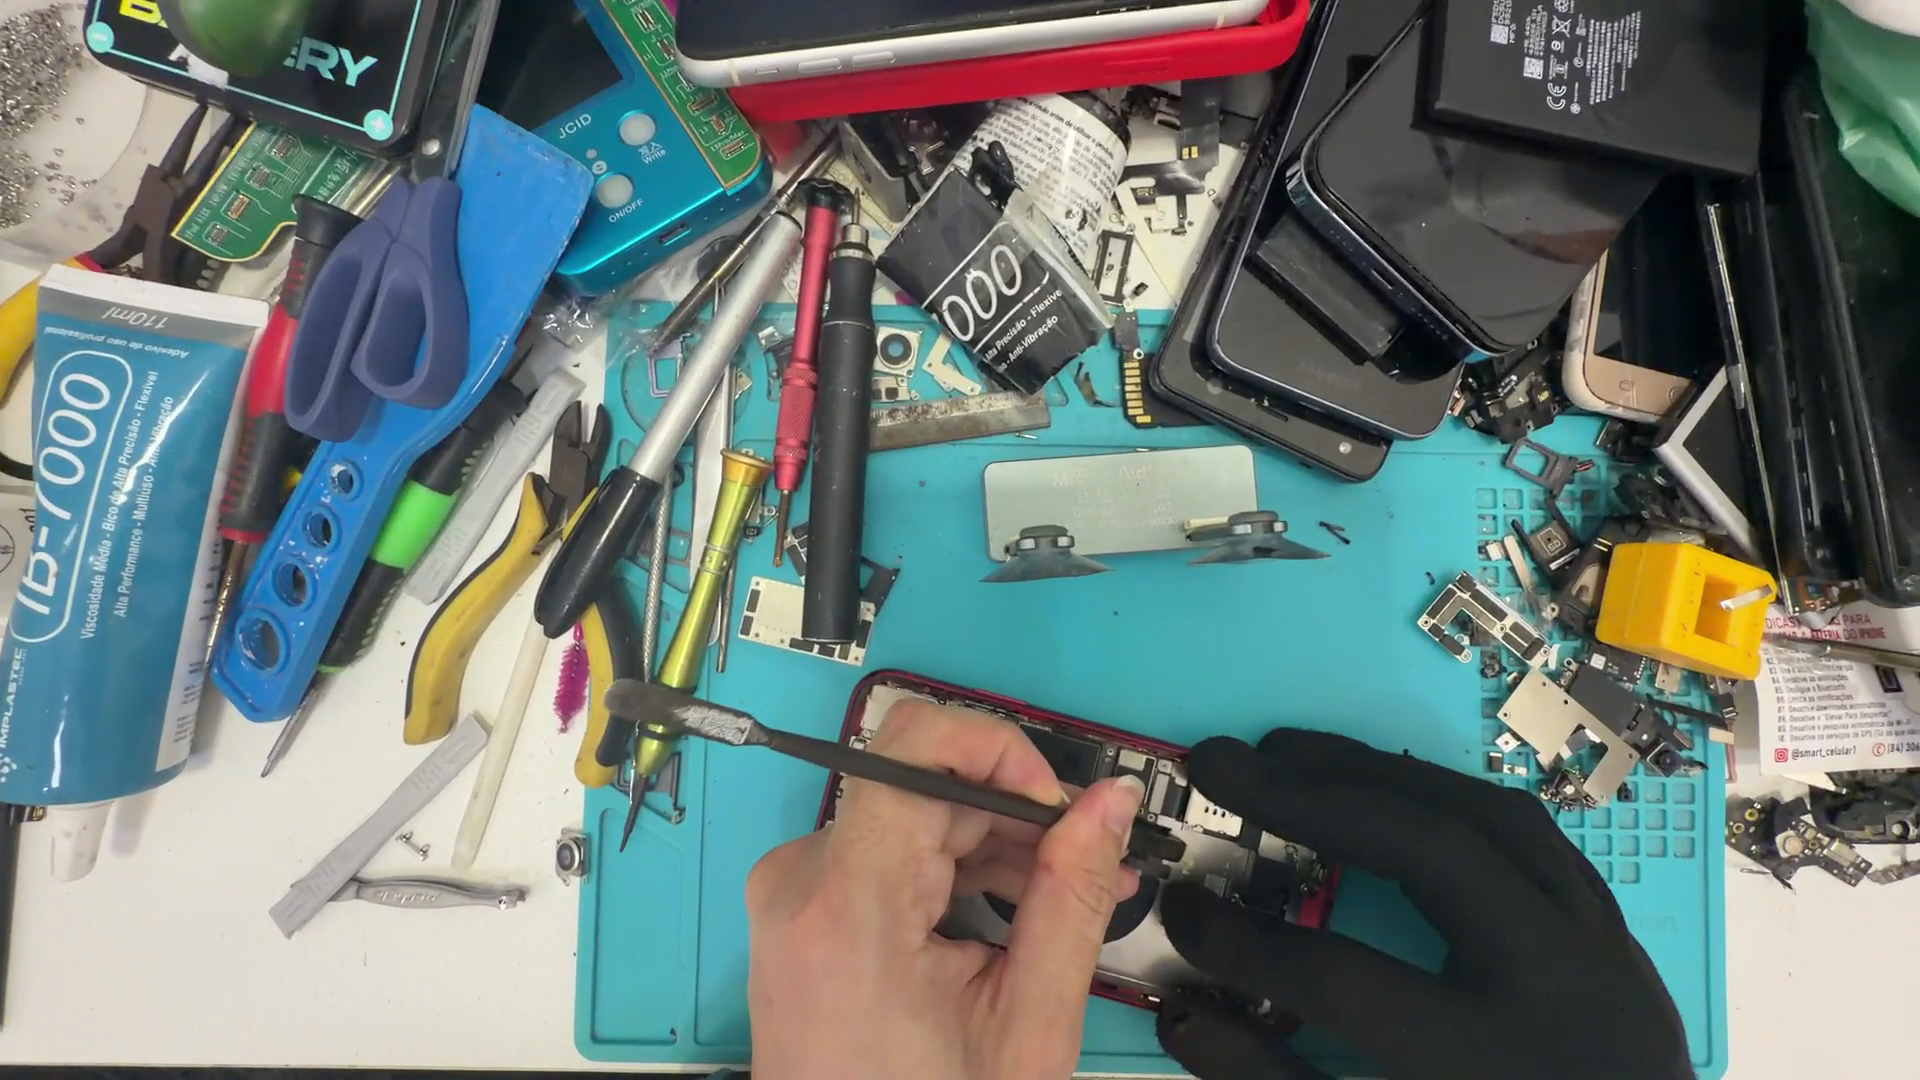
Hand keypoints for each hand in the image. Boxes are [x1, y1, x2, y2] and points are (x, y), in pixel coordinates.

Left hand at [746, 700, 1146, 1079]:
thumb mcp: (1025, 1024)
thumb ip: (1072, 895)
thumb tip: (1109, 801)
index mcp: (846, 903)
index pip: (914, 746)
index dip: (996, 748)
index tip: (1056, 798)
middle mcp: (804, 876)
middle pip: (925, 783)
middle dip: (1015, 808)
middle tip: (1088, 850)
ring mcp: (800, 886)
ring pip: (917, 812)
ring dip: (996, 839)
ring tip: (1070, 885)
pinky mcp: (811, 899)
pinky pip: (897, 847)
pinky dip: (960, 863)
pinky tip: (1018, 896)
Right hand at [1155, 729, 1691, 1079]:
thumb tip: (1178, 1011)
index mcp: (1500, 1073)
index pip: (1342, 982)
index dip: (1240, 941)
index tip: (1178, 905)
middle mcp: (1572, 996)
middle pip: (1431, 850)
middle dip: (1306, 796)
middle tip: (1217, 764)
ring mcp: (1610, 950)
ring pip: (1486, 812)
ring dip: (1368, 767)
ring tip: (1281, 750)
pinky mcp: (1614, 925)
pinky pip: (1521, 825)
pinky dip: (1432, 786)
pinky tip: (1369, 778)